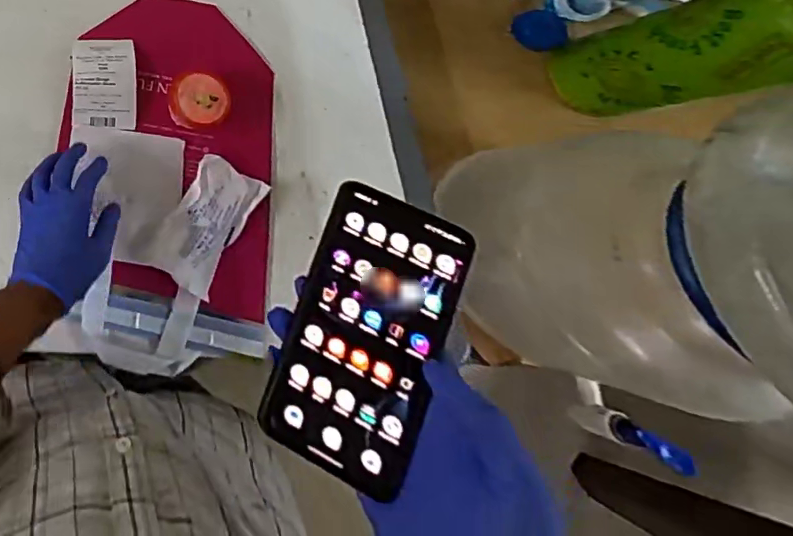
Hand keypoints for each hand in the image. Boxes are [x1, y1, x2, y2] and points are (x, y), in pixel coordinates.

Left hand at [9, 143, 120, 310]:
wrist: (39, 286)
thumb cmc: (73, 271)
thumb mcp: (98, 251)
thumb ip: (106, 226)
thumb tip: (113, 206)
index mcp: (75, 205)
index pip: (87, 178)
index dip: (95, 168)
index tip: (102, 162)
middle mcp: (54, 198)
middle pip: (62, 167)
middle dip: (72, 155)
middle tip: (80, 148)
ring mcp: (36, 204)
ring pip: (41, 173)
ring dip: (51, 161)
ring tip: (60, 155)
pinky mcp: (25, 214)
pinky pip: (28, 188)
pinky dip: (35, 178)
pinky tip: (39, 177)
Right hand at [267, 289, 561, 535]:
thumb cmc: (511, 529)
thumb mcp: (507, 466)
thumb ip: (473, 413)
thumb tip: (431, 360)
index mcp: (445, 408)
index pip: (408, 349)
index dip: (385, 314)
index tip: (363, 281)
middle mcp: (406, 414)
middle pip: (362, 356)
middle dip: (334, 320)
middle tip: (309, 288)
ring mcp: (378, 435)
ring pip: (335, 380)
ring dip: (307, 346)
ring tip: (285, 318)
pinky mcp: (355, 460)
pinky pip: (320, 418)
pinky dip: (296, 389)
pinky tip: (282, 365)